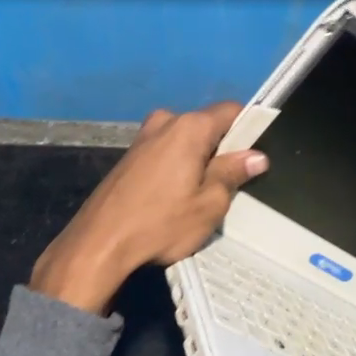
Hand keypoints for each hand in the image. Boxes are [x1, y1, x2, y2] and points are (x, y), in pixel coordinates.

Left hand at [31, 102, 267, 313]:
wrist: (99, 243)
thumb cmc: (160, 223)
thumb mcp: (209, 204)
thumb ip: (233, 174)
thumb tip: (256, 156)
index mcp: (189, 127)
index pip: (231, 111)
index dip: (249, 129)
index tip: (256, 155)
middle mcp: (165, 122)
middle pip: (207, 125)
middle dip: (222, 149)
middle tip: (232, 183)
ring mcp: (143, 138)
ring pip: (185, 140)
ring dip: (199, 160)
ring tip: (203, 195)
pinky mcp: (130, 156)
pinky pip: (166, 152)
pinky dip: (178, 167)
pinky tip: (177, 196)